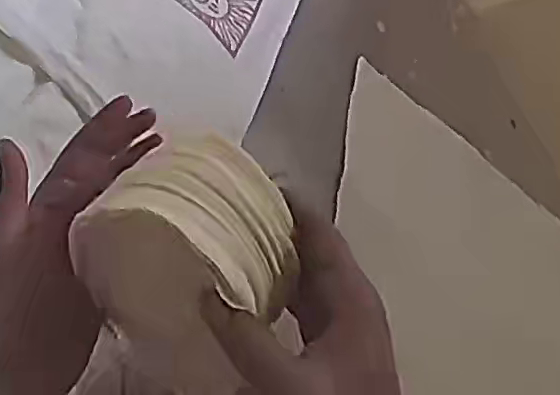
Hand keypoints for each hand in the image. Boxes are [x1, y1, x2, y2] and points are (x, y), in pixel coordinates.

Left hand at [0, 96, 161, 394]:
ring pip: (120, 180)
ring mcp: (96, 224)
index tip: (127, 103)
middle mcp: (76, 204)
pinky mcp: (114, 247)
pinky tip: (161, 180)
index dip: (103, 126)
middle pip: (105, 160)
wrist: (33, 357)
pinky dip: (146, 189)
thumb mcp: (7, 241)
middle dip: (127, 134)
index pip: (82, 152)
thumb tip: (5, 142)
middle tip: (153, 115)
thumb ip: (12, 192)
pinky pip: (132, 209)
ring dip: (138, 156)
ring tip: (161, 138)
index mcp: (53, 197)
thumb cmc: (18, 297)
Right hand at [200, 196, 399, 394]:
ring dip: (273, 258)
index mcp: (352, 292)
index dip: (288, 202)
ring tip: (232, 243)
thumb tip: (207, 293)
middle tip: (230, 211)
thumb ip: (247, 338)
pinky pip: (302, 303)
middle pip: (310, 247)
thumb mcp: (288, 382)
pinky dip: (277, 289)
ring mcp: (344, 325)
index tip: (250, 183)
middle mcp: (350, 299)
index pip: (319, 228)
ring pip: (305, 275)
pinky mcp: (333, 350)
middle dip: (272, 227)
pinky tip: (251, 293)